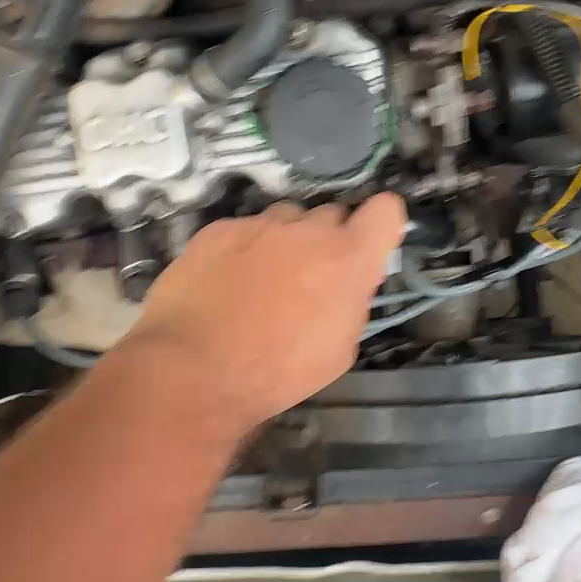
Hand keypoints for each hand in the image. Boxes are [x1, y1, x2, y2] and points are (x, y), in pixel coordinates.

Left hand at [101, 194, 406, 436]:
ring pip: (286, 219)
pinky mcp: (219, 229)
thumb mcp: (339, 351)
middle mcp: (307, 229)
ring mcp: (259, 224)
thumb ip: (351, 303)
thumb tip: (347, 285)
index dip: (381, 224)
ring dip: (286, 241)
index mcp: (348, 258)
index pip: (387, 210)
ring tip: (263, 280)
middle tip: (310, 277)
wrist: (194, 369)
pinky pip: (244, 230)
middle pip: (332, 215)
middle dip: (329, 240)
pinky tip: (226, 282)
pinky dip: (243, 249)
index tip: (369, 246)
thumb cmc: (278, 371)